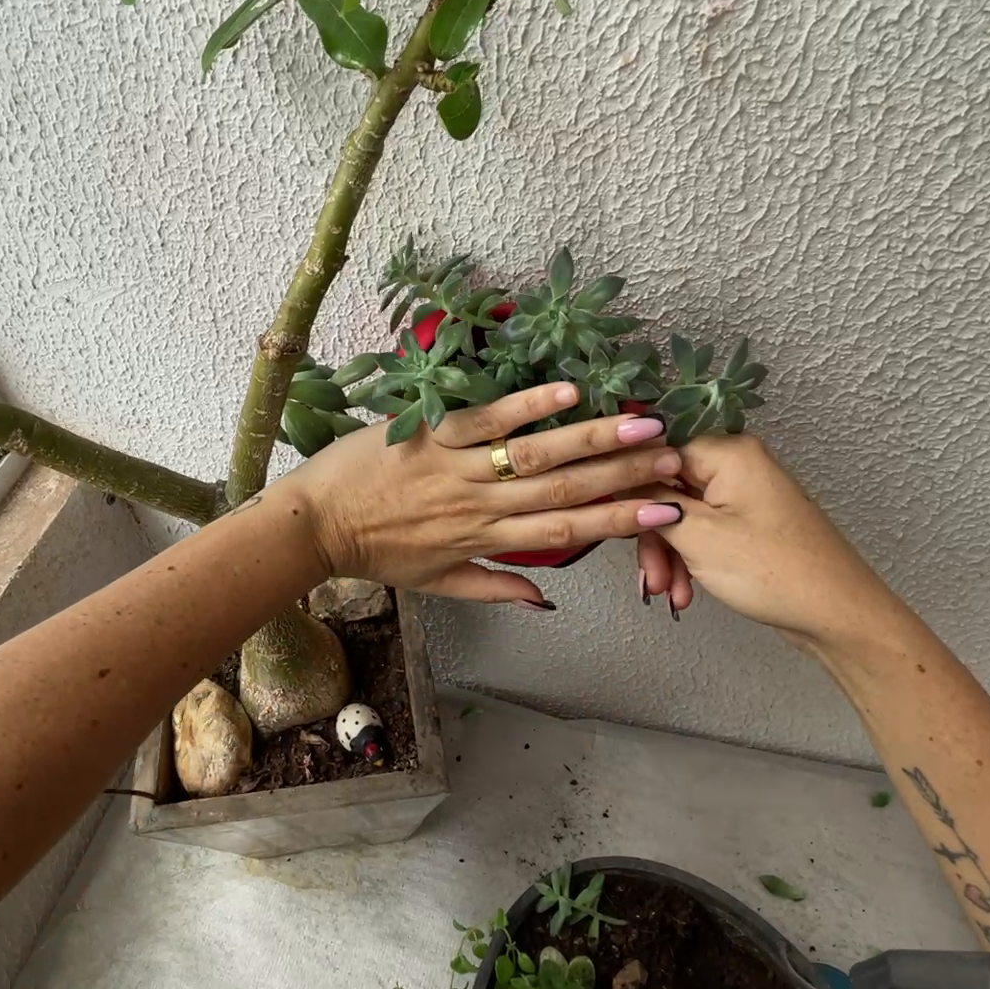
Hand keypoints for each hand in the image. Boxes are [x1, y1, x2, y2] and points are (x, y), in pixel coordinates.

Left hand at [268, 383, 685, 605]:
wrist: (315, 526)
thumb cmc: (376, 554)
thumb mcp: (435, 584)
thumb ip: (493, 589)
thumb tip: (544, 599)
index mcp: (485, 539)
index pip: (565, 529)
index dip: (620, 520)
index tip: (667, 510)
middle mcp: (480, 505)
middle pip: (564, 489)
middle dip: (623, 475)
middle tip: (675, 458)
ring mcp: (456, 467)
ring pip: (534, 454)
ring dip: (591, 438)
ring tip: (641, 425)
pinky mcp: (429, 434)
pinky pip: (484, 419)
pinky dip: (526, 405)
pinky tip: (568, 392)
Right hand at [630, 435, 907, 643]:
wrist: (839, 617)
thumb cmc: (773, 571)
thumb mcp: (697, 535)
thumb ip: (650, 503)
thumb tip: (619, 481)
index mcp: (728, 453)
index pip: (656, 453)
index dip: (630, 487)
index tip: (612, 520)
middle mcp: (737, 465)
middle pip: (667, 488)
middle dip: (652, 535)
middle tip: (649, 576)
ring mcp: (745, 495)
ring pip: (682, 515)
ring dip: (669, 554)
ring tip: (667, 592)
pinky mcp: (748, 523)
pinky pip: (703, 531)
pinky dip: (690, 559)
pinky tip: (684, 591)